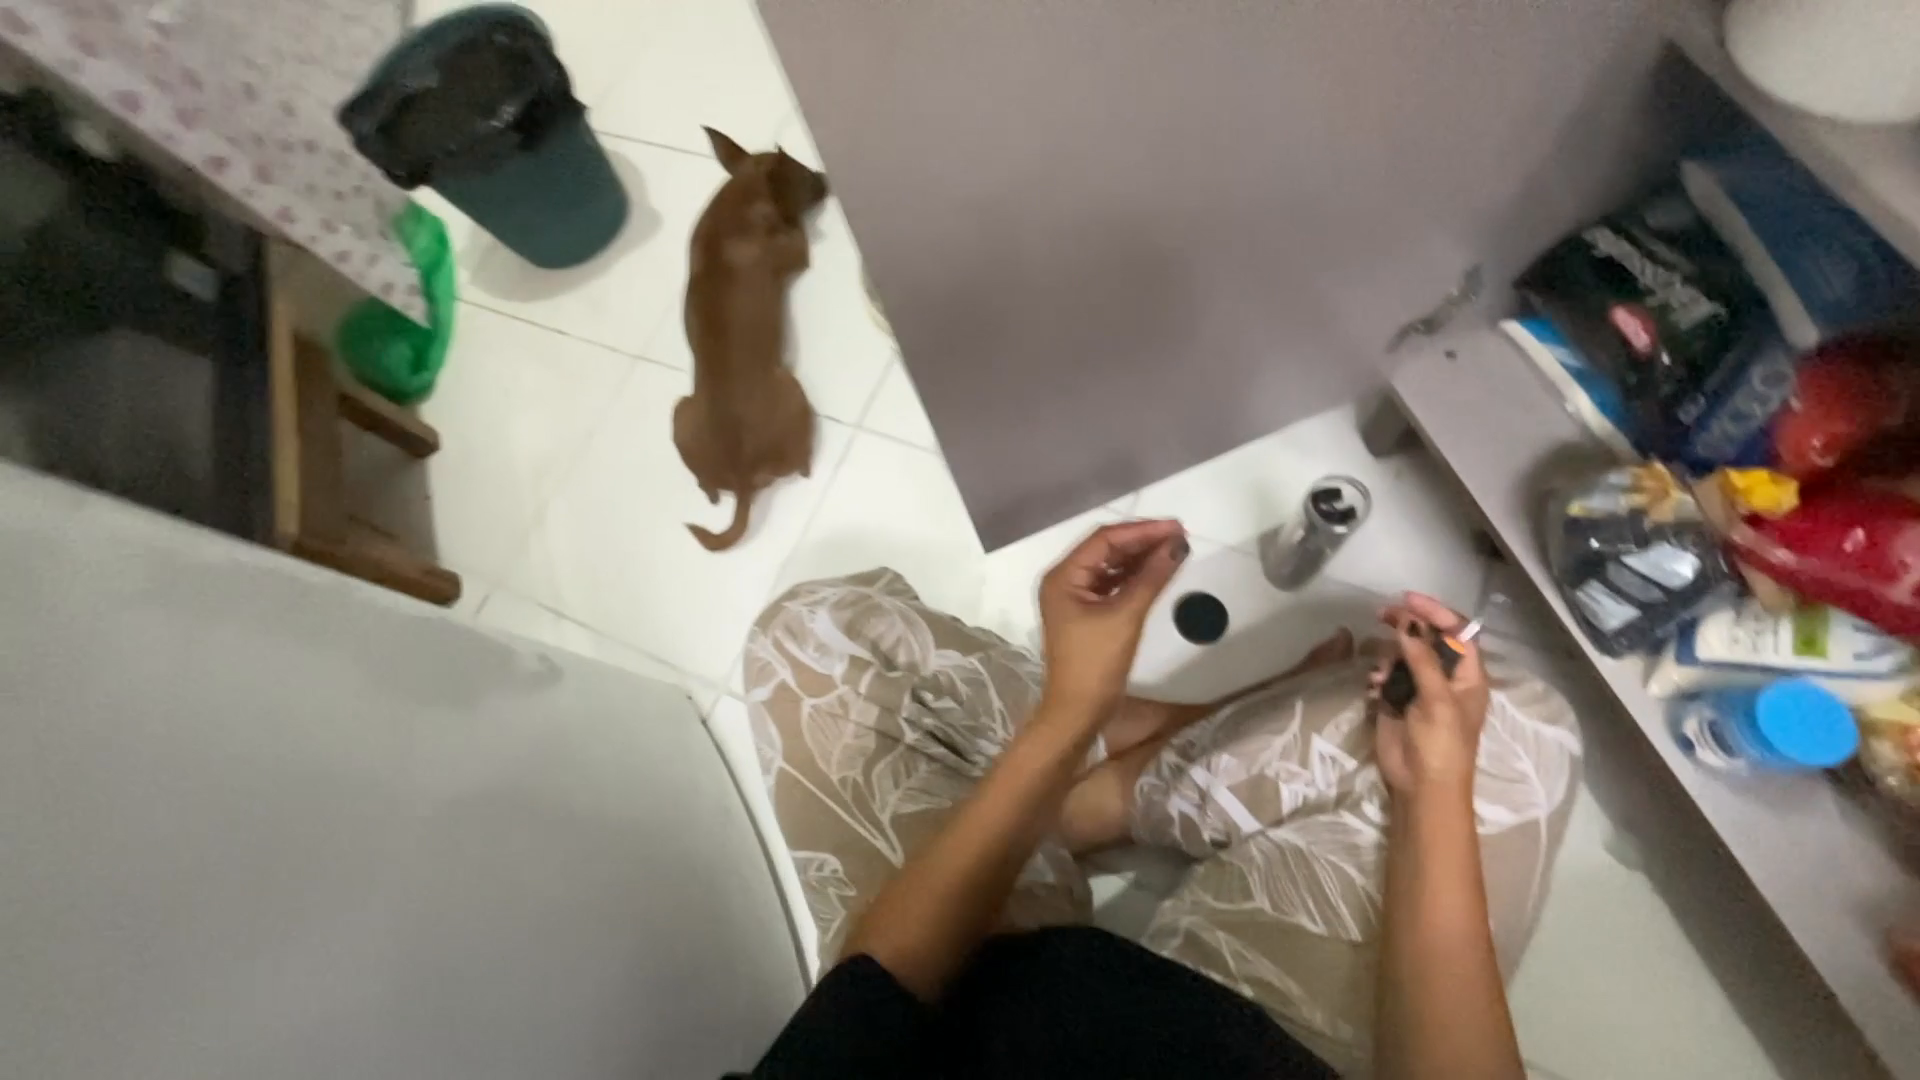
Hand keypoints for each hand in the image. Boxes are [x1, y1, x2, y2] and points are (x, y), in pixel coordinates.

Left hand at [1038, 520, 1188, 724]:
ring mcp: (1073, 597)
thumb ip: (1151, 577)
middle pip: (1105, 549)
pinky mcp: (1085, 613)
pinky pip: (1111, 584)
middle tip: (1180, 537)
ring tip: (1174, 551)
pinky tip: (1158, 572)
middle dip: (1142, 541)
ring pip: (1109, 566)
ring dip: (1140, 558)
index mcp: (1062, 576)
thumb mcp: (1125, 616)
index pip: (1104, 539)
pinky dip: (1134, 578)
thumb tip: (1177, 545)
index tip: (1177, 527)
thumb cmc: (1096, 663)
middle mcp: (1063, 580)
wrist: (1078, 711)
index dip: (1141, 530)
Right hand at [1369, 593, 1489, 802]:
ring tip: (1381, 675)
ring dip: (1389, 657)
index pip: (1458, 632)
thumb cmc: (1442, 744)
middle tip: (1381, 614)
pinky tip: (1374, 688)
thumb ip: (1423, 660)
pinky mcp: (1397, 701)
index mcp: (1468, 677)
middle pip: (1428, 639)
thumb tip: (1407, 623)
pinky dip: (1378, 677)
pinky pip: (1386, 676)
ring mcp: (1420, 689)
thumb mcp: (1437, 700)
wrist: (1421, 785)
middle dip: (1407, 625)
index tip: (1408, 599)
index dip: (1436, 613)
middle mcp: (1446, 678)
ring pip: (1403, 655)